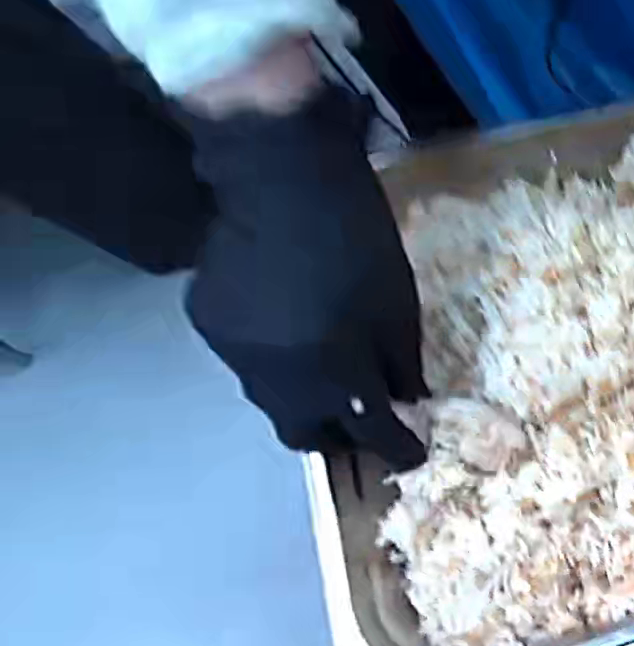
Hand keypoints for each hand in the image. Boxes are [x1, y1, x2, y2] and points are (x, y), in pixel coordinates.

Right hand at [184, 81, 428, 469]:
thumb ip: (403, 369)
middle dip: (341, 437)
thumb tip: (409, 404)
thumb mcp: (403, 318)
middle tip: (370, 427)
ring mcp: (233, 351)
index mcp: (334, 372)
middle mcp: (275, 374)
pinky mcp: (208, 324)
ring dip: (310, 404)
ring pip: (273, 402)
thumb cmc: (365, 254)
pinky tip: (303, 343)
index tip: (413, 456)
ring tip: (340, 385)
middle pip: (304, 432)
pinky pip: (251, 367)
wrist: (285, 189)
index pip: (371, 431)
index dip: (397, 450)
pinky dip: (283, 369)